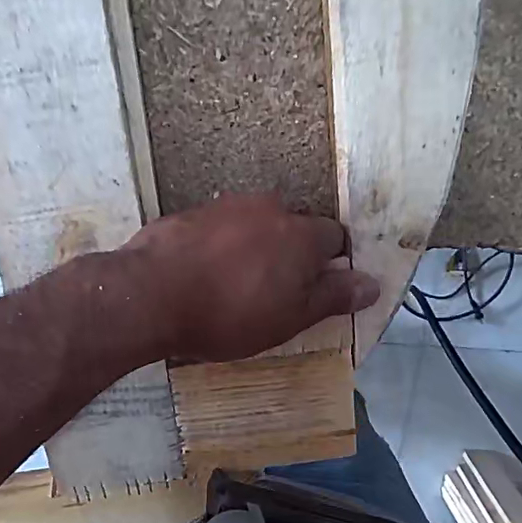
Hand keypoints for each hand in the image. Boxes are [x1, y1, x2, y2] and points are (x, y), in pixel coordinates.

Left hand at [121, 193, 379, 362]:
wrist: (149, 295)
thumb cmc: (231, 313)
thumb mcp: (291, 317)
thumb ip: (334, 297)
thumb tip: (373, 283)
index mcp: (302, 233)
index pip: (336, 238)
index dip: (333, 265)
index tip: (318, 290)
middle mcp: (271, 208)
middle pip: (297, 228)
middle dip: (295, 254)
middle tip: (278, 292)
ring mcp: (228, 206)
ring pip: (258, 225)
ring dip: (258, 248)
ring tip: (239, 285)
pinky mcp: (192, 213)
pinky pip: (223, 228)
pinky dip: (225, 246)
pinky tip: (207, 274)